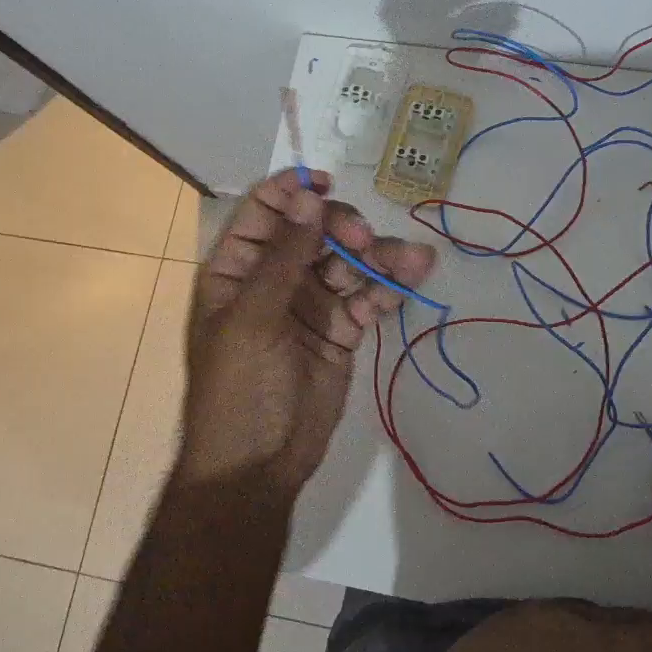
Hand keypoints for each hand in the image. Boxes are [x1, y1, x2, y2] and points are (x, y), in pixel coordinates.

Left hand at [178, 169, 436, 496]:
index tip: (328, 183)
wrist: (257, 468)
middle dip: (343, 227)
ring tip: (414, 259)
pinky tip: (415, 276)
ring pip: (349, 263)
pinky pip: (368, 297)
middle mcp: (274, 278)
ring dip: (380, 256)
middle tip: (363, 241)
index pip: (265, 212)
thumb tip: (306, 193)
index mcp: (237, 269)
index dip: (294, 191)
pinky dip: (390, 287)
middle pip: (315, 231)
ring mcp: (310, 304)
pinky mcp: (342, 330)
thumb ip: (283, 256)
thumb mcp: (252, 319)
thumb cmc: (237, 390)